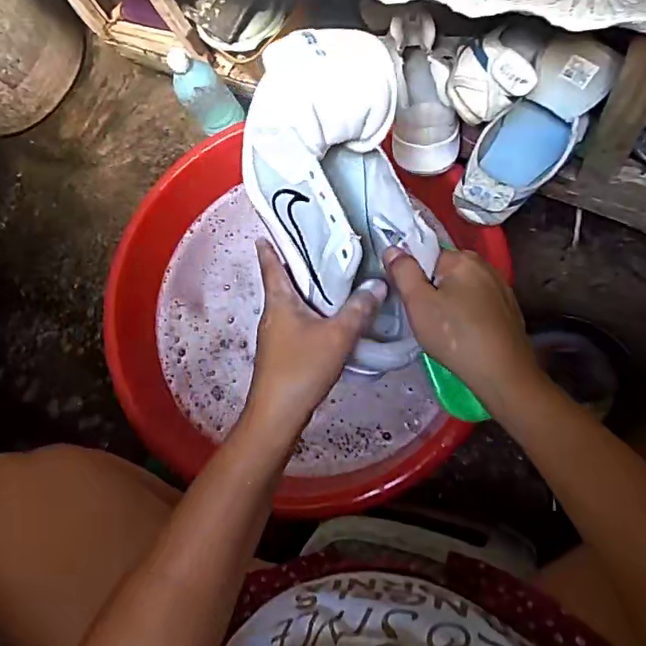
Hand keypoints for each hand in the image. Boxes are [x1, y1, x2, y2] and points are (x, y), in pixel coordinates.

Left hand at [244, 240, 384, 434]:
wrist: (277, 414)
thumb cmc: (301, 368)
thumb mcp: (338, 335)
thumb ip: (359, 309)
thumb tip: (377, 283)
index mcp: (279, 302)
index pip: (272, 266)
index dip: (270, 247)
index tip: (268, 230)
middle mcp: (273, 314)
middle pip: (282, 283)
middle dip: (296, 266)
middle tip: (317, 248)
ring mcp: (275, 335)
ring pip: (291, 304)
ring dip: (306, 291)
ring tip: (330, 279)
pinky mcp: (282, 353)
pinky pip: (297, 322)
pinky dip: (311, 312)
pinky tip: (329, 317)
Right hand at [386, 247, 541, 408]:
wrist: (502, 373)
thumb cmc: (455, 336)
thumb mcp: (418, 303)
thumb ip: (403, 272)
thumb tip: (393, 249)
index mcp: (463, 258)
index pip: (426, 256)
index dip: (412, 277)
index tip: (409, 300)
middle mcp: (486, 266)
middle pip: (445, 272)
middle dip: (432, 290)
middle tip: (425, 317)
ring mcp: (501, 287)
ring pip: (462, 289)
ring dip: (450, 303)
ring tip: (444, 329)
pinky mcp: (509, 309)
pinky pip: (478, 304)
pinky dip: (468, 314)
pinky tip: (465, 335)